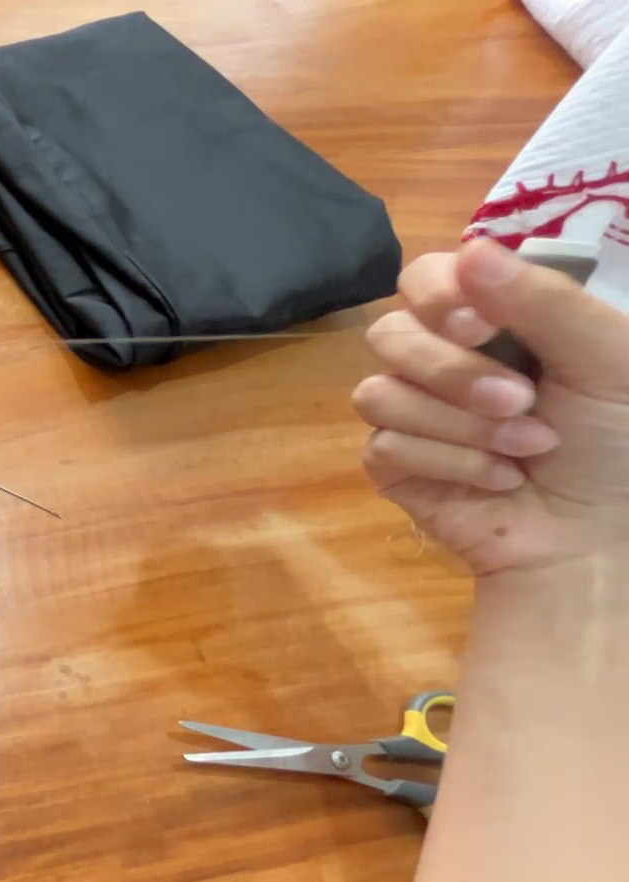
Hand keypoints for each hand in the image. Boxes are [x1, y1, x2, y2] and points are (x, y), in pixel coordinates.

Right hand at [354, 238, 628, 575]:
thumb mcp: (613, 360)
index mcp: (496, 324)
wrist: (604, 535)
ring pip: (378, 393)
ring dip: (460, 425)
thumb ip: (546, 302)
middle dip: (452, 372)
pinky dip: (448, 462)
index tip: (482, 325)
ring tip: (525, 448)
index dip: (437, 295)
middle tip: (519, 399)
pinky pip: (383, 445)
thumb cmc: (626, 440)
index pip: (424, 279)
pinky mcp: (387, 461)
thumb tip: (471, 247)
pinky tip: (495, 478)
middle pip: (388, 336)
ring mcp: (407, 412)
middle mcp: (441, 360)